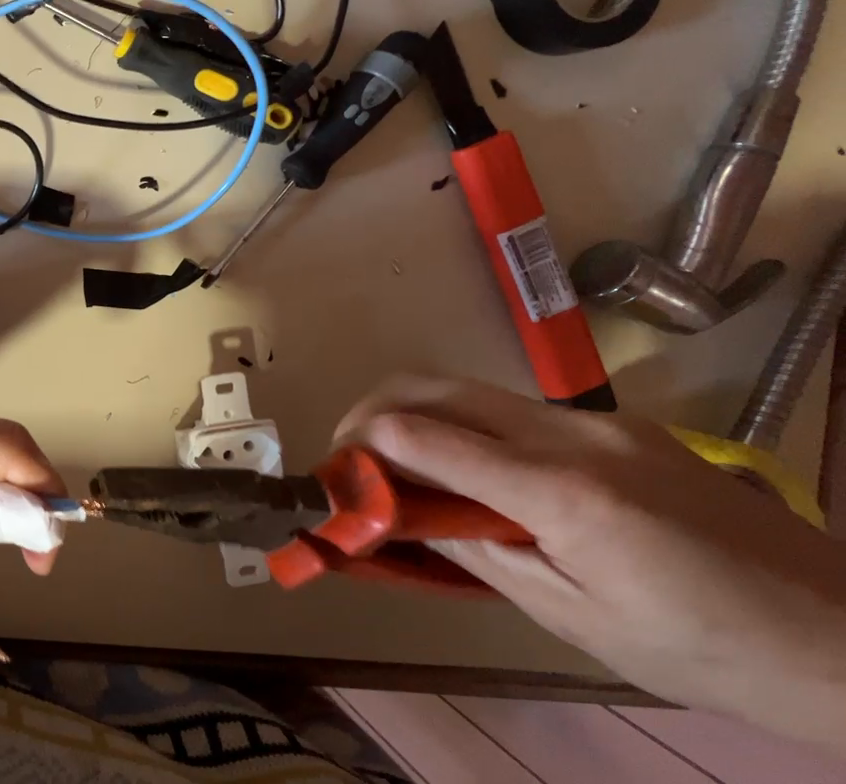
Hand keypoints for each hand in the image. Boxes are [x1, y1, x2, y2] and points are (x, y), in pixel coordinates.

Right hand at [335, 375, 845, 753]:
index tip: (335, 483)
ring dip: (417, 422)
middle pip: (430, 386)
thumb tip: (393, 514)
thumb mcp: (569, 616)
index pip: (418, 434)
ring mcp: (600, 422)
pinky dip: (469, 434)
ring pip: (469, 392)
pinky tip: (482, 485)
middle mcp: (572, 434)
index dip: (357, 449)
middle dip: (369, 414)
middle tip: (351, 465)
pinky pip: (515, 413)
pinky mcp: (619, 427)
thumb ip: (471, 550)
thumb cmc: (702, 650)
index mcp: (559, 490)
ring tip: (408, 479)